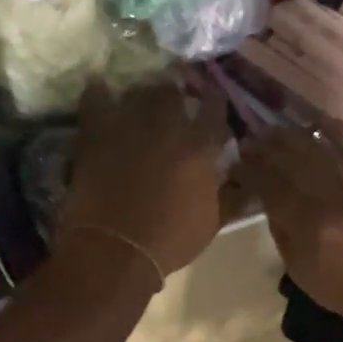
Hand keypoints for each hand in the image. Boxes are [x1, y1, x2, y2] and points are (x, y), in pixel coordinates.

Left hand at [61, 71, 228, 284]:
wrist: (116, 250)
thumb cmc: (171, 240)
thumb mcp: (213, 222)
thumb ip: (232, 195)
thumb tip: (247, 179)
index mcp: (199, 148)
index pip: (213, 110)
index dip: (214, 101)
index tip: (214, 99)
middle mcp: (166, 127)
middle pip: (172, 93)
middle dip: (175, 95)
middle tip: (173, 103)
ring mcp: (127, 126)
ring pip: (137, 92)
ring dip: (142, 96)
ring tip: (141, 102)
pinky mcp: (95, 134)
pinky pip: (95, 100)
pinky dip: (98, 94)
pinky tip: (101, 91)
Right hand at [234, 115, 342, 328]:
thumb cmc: (339, 287)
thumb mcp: (297, 267)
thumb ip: (280, 230)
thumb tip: (266, 199)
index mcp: (305, 224)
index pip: (269, 186)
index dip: (250, 170)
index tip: (237, 161)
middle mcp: (327, 198)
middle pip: (290, 162)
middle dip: (266, 148)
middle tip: (251, 140)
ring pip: (316, 150)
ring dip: (291, 136)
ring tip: (274, 130)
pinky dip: (332, 130)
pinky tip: (314, 119)